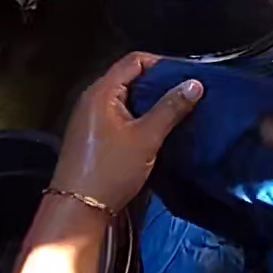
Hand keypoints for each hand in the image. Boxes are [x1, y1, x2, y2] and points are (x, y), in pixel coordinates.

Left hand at [54, 52, 202, 210]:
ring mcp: (91, 117)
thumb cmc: (111, 170)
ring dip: (151, 100)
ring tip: (178, 108)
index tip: (186, 74)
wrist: (77, 211)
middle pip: (130, 77)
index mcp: (102, 91)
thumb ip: (171, 108)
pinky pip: (121, 113)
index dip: (162, 63)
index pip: (134, 61)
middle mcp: (93, 98)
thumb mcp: (146, 138)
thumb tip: (195, 83)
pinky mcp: (94, 134)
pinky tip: (159, 126)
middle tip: (187, 91)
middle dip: (159, 82)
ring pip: (127, 97)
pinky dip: (140, 114)